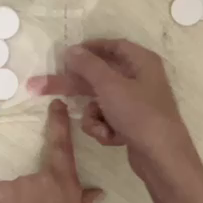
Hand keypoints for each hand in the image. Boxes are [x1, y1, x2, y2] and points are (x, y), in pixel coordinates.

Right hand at [33, 39, 196, 180]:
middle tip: (41, 87)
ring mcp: (135, 103)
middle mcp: (139, 79)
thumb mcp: (109, 86)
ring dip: (93, 116)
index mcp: (141, 62)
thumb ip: (87, 66)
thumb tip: (70, 50)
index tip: (66, 55)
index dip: (88, 49)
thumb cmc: (138, 114)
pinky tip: (112, 138)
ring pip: (99, 102)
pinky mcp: (131, 124)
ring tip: (100, 127)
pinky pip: (107, 119)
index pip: (112, 46)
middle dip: (73, 87)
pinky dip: (104, 128)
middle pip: (98, 76)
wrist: (161, 156)